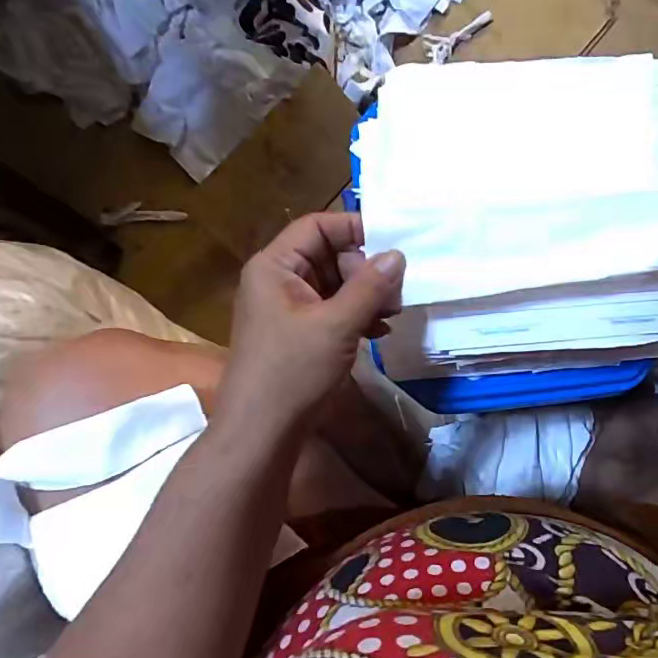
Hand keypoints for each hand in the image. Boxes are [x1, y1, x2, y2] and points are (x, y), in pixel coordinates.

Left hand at [216, 212, 404, 435]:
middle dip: (364, 270)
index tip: (393, 243)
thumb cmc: (292, 371)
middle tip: (396, 291)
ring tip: (393, 313)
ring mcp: (285, 309)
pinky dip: (354, 316)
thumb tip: (397, 255)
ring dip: (364, 295)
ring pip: (332, 285)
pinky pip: (329, 311)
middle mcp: (276, 280)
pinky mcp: (295, 335)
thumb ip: (369, 286)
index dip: (354, 229)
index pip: (316, 226)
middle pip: (327, 255)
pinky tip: (379, 331)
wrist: (260, 431)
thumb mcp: (336, 325)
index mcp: (274, 266)